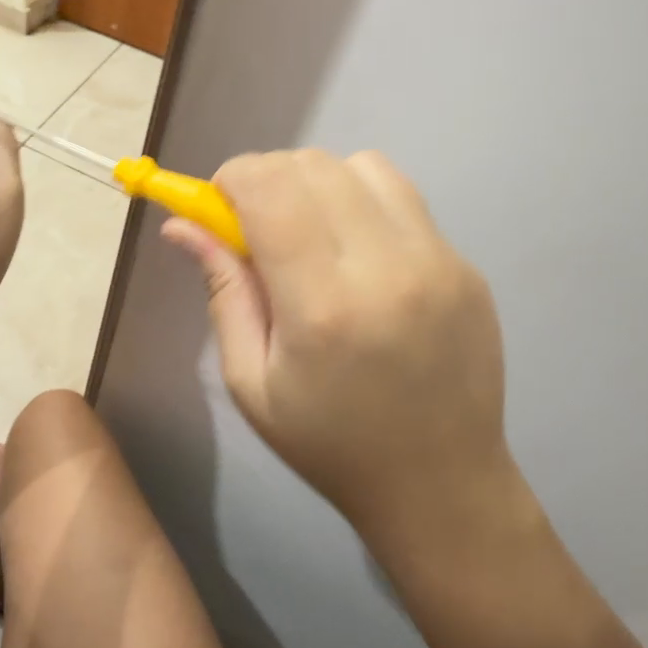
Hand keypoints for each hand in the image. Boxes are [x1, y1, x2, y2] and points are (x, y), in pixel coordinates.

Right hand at [162, 150, 510, 536]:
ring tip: (310, 233)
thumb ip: (222, 291)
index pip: (269, 188)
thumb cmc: (328, 443)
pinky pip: (403, 196)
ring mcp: (437, 260)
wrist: (440, 483)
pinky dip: (363, 201)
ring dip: (319, 181)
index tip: (218, 205)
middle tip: (256, 225)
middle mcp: (385, 268)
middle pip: (312, 165)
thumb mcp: (250, 381)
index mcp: (321, 306)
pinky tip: (357, 253)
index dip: (231, 178)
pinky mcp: (465, 264)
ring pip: (361, 165)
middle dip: (268, 177)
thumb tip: (182, 224)